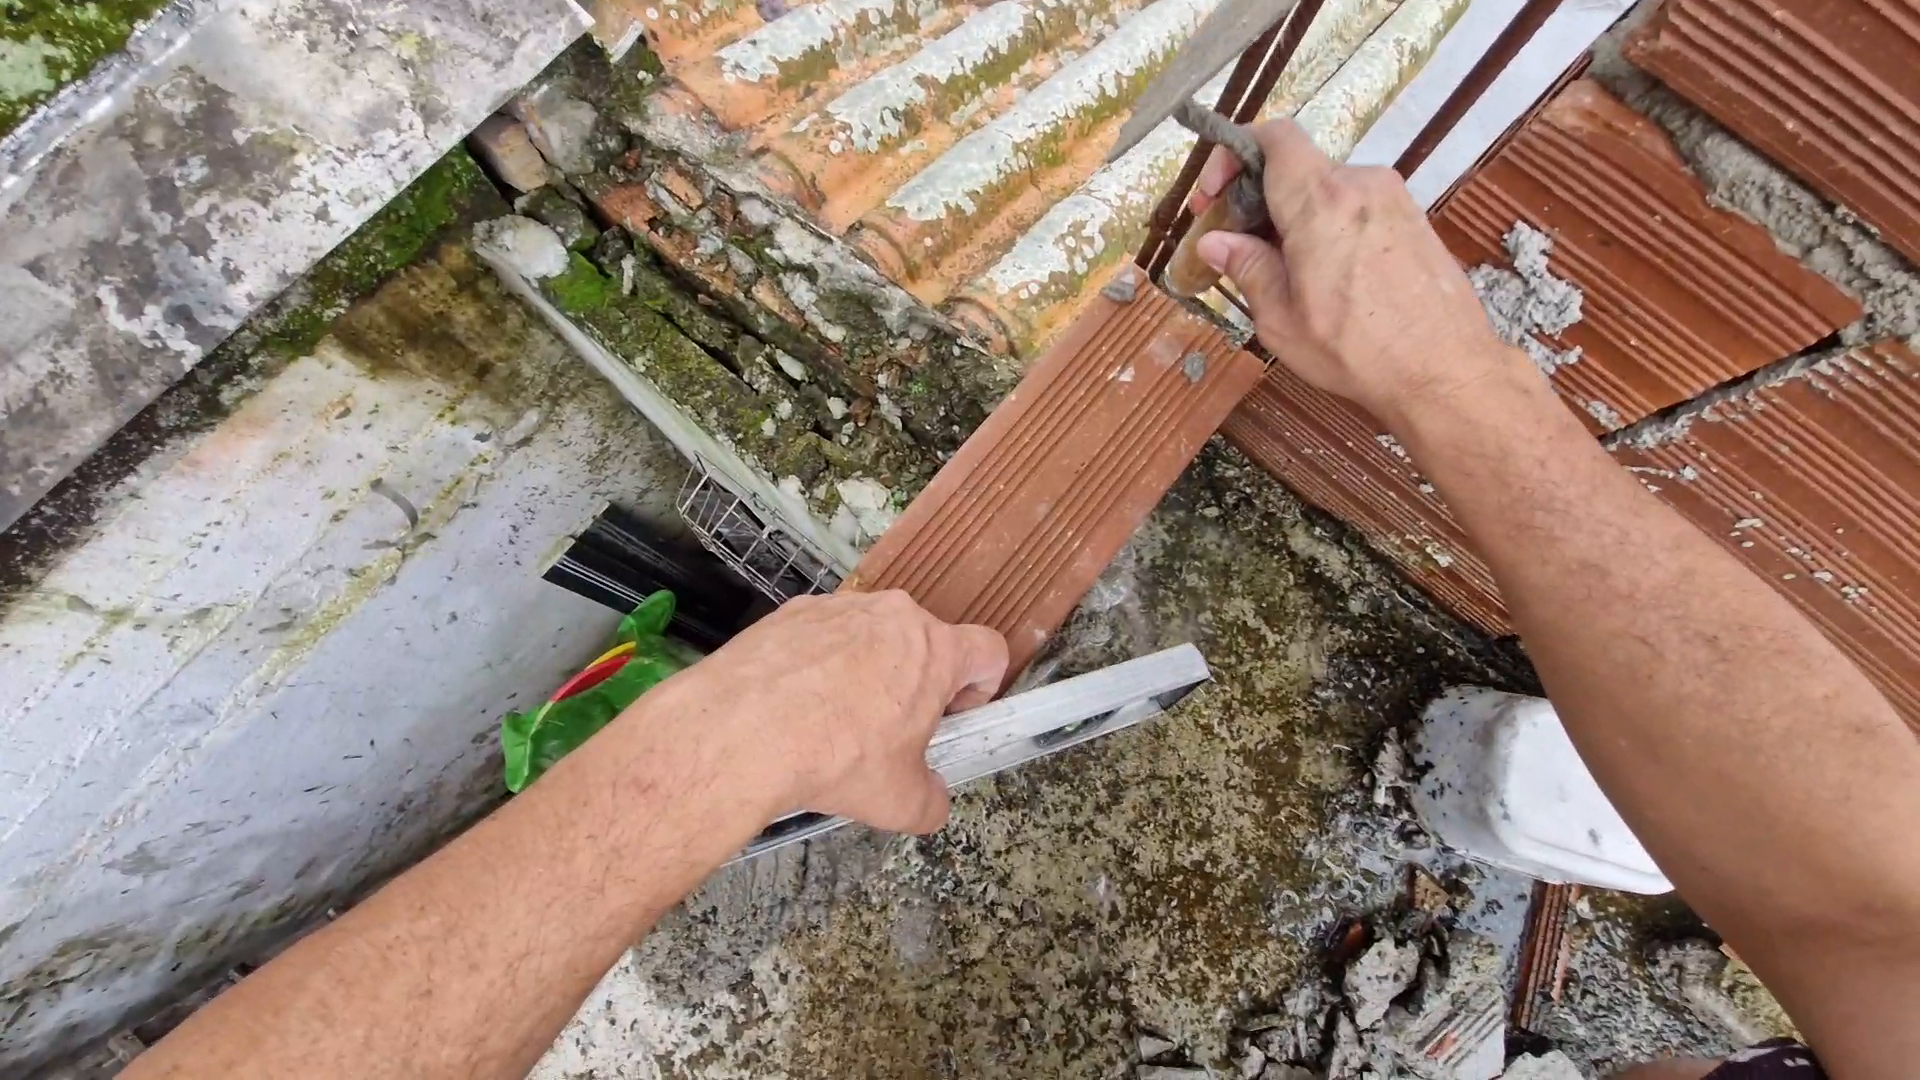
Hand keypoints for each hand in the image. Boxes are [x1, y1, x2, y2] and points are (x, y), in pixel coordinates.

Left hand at [649, 591, 1008, 833]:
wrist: (740, 729)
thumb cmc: (836, 757)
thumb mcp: (900, 802)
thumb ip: (933, 801)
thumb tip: (933, 801)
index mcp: (936, 649)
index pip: (989, 650)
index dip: (980, 687)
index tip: (951, 716)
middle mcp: (894, 615)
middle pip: (927, 642)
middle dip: (918, 682)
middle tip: (890, 728)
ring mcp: (842, 606)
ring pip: (874, 634)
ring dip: (869, 668)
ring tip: (833, 717)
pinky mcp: (795, 609)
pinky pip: (826, 633)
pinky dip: (822, 660)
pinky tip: (796, 701)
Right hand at [1189, 118, 1532, 425]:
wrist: (1442, 368)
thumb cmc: (1355, 350)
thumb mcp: (1280, 319)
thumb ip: (1247, 268)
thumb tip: (1214, 242)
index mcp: (1321, 203)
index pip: (1274, 138)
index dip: (1234, 153)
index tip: (1213, 194)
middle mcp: (1361, 185)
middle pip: (1295, 168)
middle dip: (1254, 199)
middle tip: (1231, 243)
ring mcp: (1392, 198)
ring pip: (1323, 190)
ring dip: (1288, 218)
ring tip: (1273, 270)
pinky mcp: (1409, 218)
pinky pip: (1351, 207)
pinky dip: (1322, 227)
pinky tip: (1314, 274)